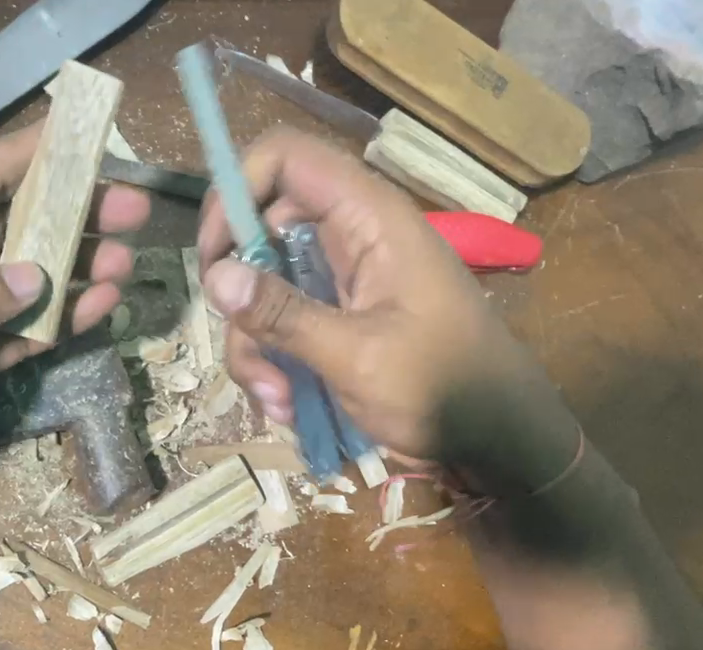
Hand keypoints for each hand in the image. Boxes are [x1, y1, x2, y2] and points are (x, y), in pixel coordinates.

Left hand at [0, 124, 150, 512]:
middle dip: (71, 213)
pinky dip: (59, 324)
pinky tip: (99, 309)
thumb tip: (35, 279)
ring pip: (25, 283)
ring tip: (127, 261)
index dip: (29, 157)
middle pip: (11, 228)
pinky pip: (21, 335)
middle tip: (132, 208)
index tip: (87, 138)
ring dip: (74, 270)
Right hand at [197, 128, 562, 475]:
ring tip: (278, 400)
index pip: (286, 160)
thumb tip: (216, 277)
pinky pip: (279, 329)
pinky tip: (289, 406)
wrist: (488, 436)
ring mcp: (338, 284)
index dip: (237, 193)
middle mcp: (347, 241)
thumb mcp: (356, 354)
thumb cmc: (438, 386)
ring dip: (256, 349)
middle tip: (239, 342)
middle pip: (260, 236)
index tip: (213, 258)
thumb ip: (284, 315)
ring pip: (262, 293)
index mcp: (368, 220)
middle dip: (240, 297)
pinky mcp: (332, 322)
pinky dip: (272, 367)